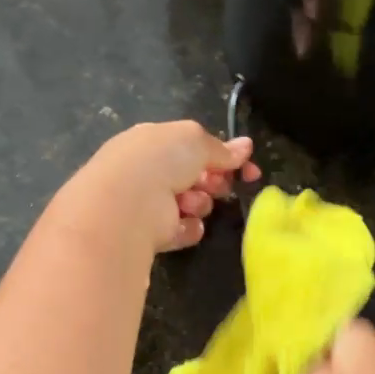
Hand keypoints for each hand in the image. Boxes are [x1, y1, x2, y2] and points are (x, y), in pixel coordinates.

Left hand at [71, 121, 260, 251]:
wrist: (127, 205)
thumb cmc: (159, 161)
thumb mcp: (194, 139)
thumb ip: (221, 147)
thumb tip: (246, 146)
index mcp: (152, 142)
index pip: (191, 147)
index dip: (221, 156)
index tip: (246, 167)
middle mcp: (147, 172)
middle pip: (193, 177)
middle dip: (212, 181)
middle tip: (218, 185)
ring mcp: (147, 204)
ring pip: (191, 204)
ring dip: (200, 204)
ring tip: (191, 203)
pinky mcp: (150, 234)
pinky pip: (181, 230)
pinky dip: (188, 228)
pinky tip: (184, 224)